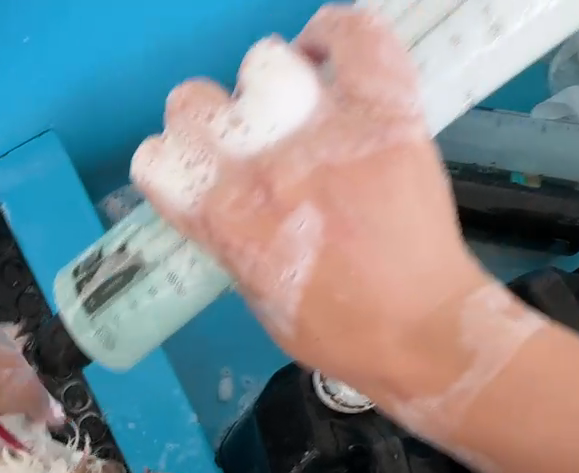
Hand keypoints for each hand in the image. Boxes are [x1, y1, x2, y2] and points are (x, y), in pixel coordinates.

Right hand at [130, 6, 495, 403]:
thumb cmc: (332, 331)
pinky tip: (322, 55)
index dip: (166, 164)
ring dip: (265, 84)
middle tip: (232, 140)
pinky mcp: (386, 110)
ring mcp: (327, 133)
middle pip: (193, 102)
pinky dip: (332, 35)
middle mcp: (264, 170)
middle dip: (201, 120)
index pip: (159, 161)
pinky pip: (355, 34)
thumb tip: (224, 200)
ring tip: (285, 108)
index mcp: (226, 224)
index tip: (186, 173)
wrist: (419, 328)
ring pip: (264, 62)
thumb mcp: (255, 295)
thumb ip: (230, 239)